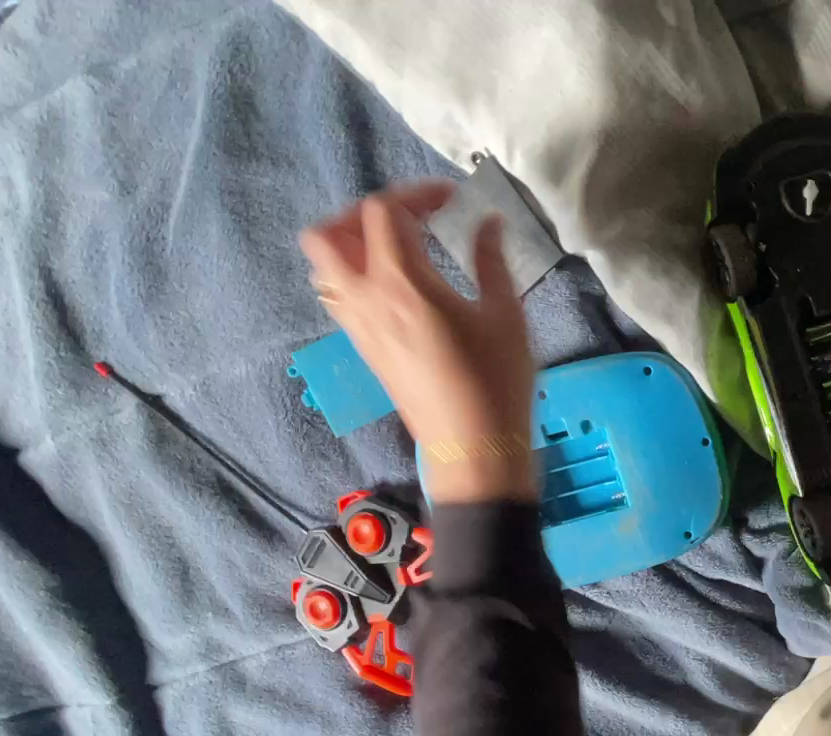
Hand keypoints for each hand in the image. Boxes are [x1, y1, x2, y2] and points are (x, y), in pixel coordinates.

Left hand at [300, 181, 536, 503]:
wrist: (473, 448)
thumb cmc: (497, 381)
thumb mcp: (506, 316)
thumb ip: (491, 261)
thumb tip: (488, 222)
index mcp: (403, 282)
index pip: (385, 211)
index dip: (418, 193)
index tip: (454, 201)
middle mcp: (367, 298)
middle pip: (330, 231)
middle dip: (365, 214)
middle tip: (409, 222)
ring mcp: (359, 327)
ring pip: (325, 267)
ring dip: (352, 246)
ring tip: (398, 253)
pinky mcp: (365, 349)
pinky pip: (339, 297)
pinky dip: (356, 277)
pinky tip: (398, 290)